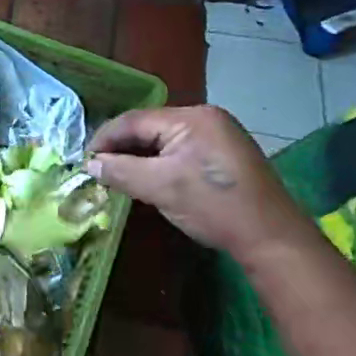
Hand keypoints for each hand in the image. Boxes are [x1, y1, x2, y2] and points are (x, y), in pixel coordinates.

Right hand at [87, 105, 314, 259]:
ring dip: (139, 157)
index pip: (134, 120)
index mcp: (192, 118)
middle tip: (98, 169)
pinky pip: (180, 151)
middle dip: (121, 148)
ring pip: (164, 140)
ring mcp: (219, 136)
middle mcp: (206, 118)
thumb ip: (120, 171)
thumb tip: (90, 164)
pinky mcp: (224, 156)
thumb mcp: (160, 187)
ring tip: (117, 176)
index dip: (105, 138)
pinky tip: (147, 179)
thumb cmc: (213, 206)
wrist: (271, 237)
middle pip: (149, 127)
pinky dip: (159, 163)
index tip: (84, 160)